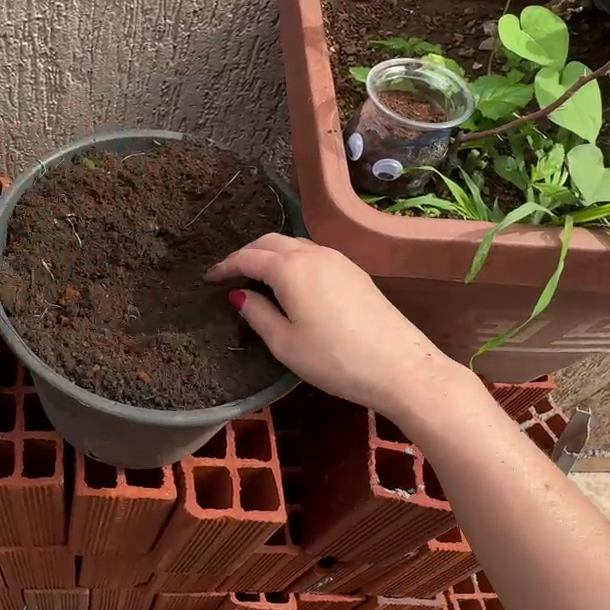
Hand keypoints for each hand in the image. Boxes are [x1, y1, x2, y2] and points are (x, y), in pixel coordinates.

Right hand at [205, 234, 473, 419]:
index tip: (208, 279)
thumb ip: (257, 313)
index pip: (248, 257)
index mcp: (290, 268)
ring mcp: (339, 260)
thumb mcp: (285, 343)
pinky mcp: (355, 272)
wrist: (401, 368)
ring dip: (270, 255)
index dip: (225, 266)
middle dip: (246, 254)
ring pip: (294, 245)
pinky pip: (313, 255)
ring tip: (256, 277)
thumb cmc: (334, 359)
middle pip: (271, 242)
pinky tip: (290, 283)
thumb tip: (239, 294)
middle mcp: (314, 254)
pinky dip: (292, 261)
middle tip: (229, 274)